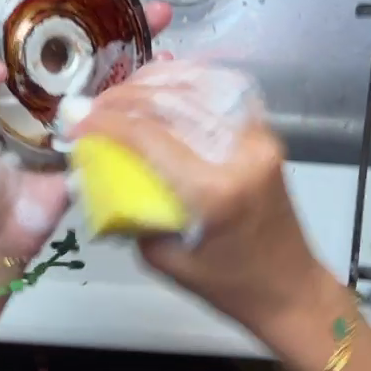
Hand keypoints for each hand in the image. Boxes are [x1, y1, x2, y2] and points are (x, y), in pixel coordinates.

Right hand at [67, 60, 342, 344]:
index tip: (77, 120)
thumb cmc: (229, 286)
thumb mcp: (165, 259)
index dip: (107, 122)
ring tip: (121, 91)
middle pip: (171, 102)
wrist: (292, 290)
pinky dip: (188, 80)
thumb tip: (98, 173)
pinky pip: (222, 92)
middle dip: (124, 97)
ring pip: (198, 86)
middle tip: (94, 105)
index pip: (149, 137)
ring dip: (153, 82)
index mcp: (214, 191)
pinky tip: (162, 81)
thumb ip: (131, 212)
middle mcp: (239, 154)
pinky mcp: (264, 136)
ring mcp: (258, 140)